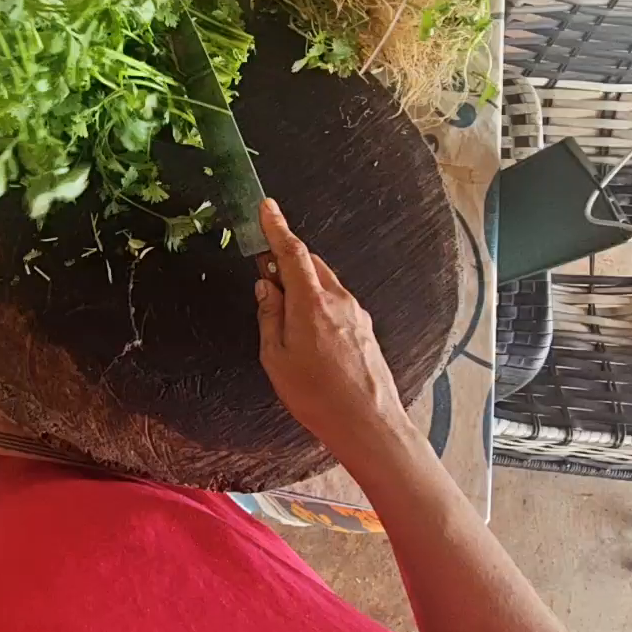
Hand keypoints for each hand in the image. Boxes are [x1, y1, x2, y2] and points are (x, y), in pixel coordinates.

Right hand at [252, 199, 414, 454]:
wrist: (369, 425)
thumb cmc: (316, 395)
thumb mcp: (276, 356)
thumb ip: (269, 315)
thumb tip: (265, 286)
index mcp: (311, 303)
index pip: (292, 252)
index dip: (276, 227)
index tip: (266, 207)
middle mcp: (338, 300)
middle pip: (311, 263)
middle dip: (286, 258)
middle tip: (263, 269)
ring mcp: (356, 313)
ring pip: (324, 282)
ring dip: (301, 282)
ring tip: (281, 306)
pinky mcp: (365, 328)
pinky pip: (335, 301)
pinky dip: (316, 300)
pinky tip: (305, 326)